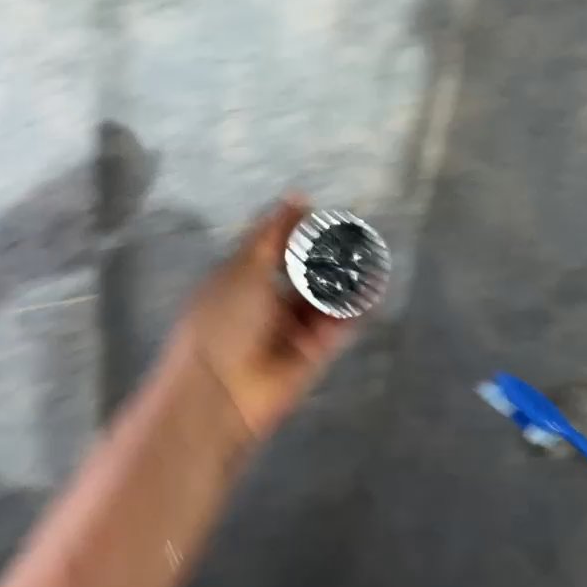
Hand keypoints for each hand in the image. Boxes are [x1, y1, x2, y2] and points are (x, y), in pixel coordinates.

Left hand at [164, 197, 356, 438]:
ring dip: (344, 284)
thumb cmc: (222, 320)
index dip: (299, 232)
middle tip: (354, 241)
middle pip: (304, 274)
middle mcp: (267, 304)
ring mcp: (290, 332)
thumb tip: (297, 194)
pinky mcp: (311, 358)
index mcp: (243, 279)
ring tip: (367, 266)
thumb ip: (273, 233)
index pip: (276, 248)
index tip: (322, 215)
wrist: (218, 391)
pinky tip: (368, 295)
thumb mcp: (244, 267)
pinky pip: (335, 330)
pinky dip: (351, 313)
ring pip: (324, 301)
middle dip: (327, 258)